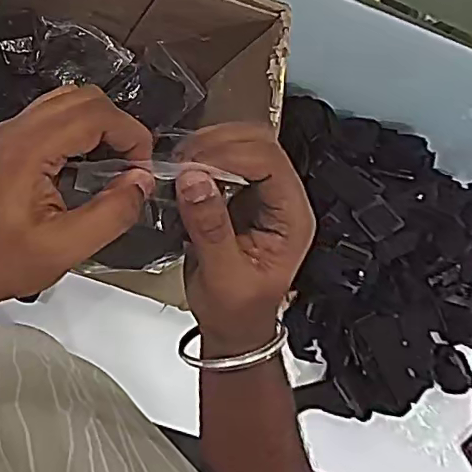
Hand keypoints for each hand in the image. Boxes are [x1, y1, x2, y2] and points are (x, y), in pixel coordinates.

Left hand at [0, 85, 155, 308]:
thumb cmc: (4, 261)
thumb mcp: (68, 247)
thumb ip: (112, 212)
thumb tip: (141, 182)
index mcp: (28, 151)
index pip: (94, 114)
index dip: (130, 134)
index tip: (142, 166)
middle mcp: (16, 132)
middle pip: (83, 98)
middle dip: (118, 125)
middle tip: (132, 165)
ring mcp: (10, 134)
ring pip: (68, 101)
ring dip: (99, 124)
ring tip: (114, 163)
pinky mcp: (9, 143)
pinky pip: (52, 116)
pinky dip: (80, 128)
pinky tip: (87, 164)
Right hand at [175, 123, 314, 353]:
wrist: (233, 328)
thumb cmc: (238, 312)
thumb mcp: (222, 276)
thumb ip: (209, 227)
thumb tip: (194, 180)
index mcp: (291, 218)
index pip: (269, 163)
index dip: (230, 156)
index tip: (193, 166)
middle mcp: (281, 200)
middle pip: (258, 144)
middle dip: (217, 145)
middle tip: (183, 162)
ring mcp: (260, 195)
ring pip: (241, 145)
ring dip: (207, 148)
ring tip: (180, 167)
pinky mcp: (238, 195)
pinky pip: (223, 160)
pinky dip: (200, 159)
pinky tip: (183, 173)